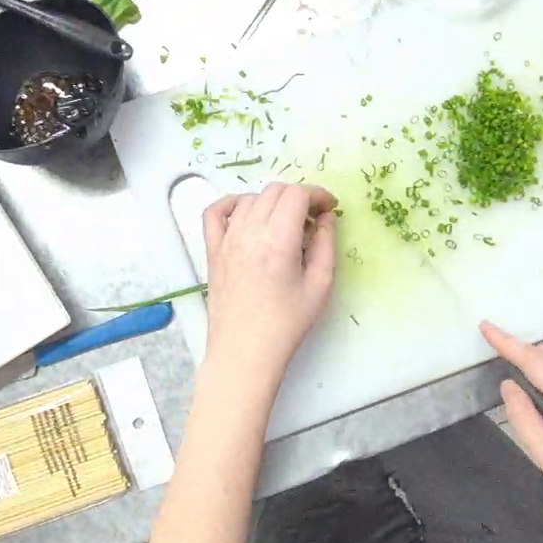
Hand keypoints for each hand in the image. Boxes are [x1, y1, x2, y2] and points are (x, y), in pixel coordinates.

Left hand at [201, 182, 337, 382]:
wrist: (245, 351)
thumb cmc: (286, 323)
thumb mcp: (320, 285)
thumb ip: (326, 244)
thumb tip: (326, 218)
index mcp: (278, 239)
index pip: (297, 194)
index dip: (318, 195)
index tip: (329, 209)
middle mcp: (249, 232)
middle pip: (275, 191)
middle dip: (298, 197)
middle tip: (312, 219)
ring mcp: (227, 239)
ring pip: (250, 199)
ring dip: (272, 202)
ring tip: (286, 225)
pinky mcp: (213, 250)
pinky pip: (216, 212)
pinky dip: (232, 204)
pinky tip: (247, 214)